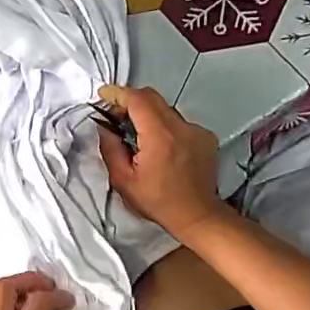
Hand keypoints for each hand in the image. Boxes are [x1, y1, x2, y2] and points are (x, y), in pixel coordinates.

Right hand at [97, 85, 222, 237]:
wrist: (197, 215)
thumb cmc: (157, 201)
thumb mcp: (123, 180)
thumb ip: (110, 148)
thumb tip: (104, 127)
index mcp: (160, 137)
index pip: (138, 99)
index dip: (118, 94)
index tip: (104, 96)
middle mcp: (181, 128)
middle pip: (153, 98)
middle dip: (131, 101)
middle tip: (116, 117)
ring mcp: (197, 131)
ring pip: (166, 109)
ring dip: (148, 116)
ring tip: (138, 137)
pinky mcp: (205, 137)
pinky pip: (179, 122)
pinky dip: (165, 127)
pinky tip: (160, 148)